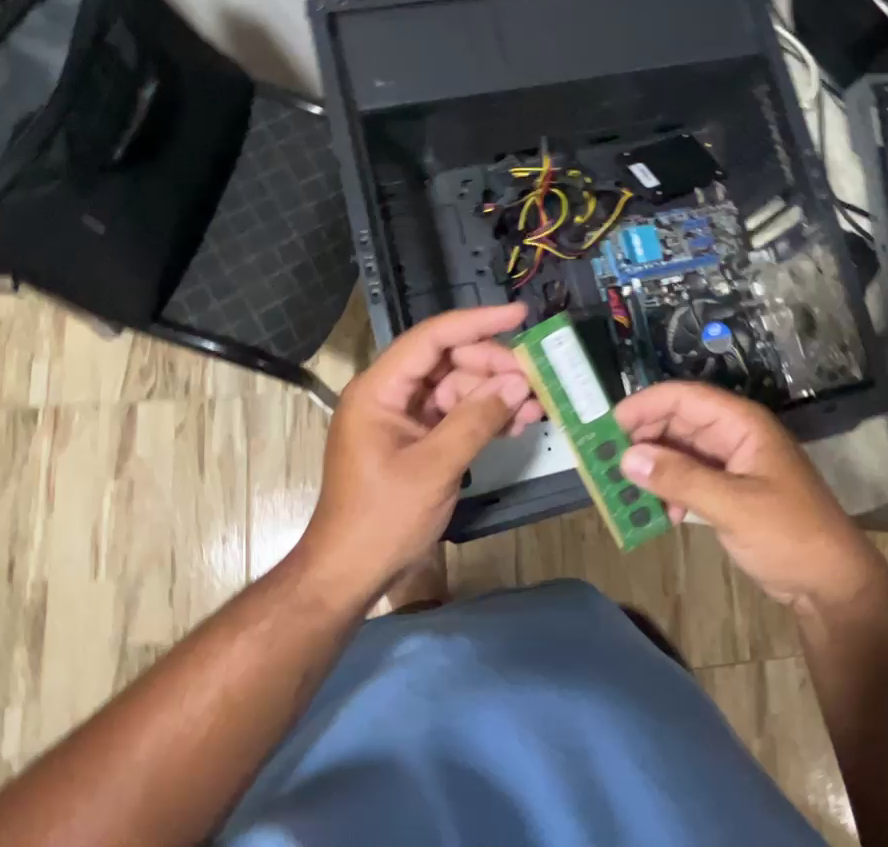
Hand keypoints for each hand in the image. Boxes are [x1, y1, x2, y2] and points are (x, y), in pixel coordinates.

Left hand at [302, 303, 541, 600]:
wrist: (350, 572)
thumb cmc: (382, 519)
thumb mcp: (434, 468)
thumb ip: (476, 421)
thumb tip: (518, 385)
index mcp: (379, 390)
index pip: (432, 339)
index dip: (477, 322)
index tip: (520, 315)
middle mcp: (390, 395)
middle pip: (449, 362)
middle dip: (493, 367)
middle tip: (535, 381)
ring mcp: (404, 419)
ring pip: (458, 389)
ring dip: (496, 395)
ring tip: (536, 407)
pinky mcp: (417, 442)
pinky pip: (456, 416)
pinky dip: (485, 418)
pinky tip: (518, 424)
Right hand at [614, 382, 885, 613]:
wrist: (831, 584)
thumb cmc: (789, 535)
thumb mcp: (732, 505)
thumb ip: (679, 479)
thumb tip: (627, 458)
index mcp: (743, 425)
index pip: (686, 398)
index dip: (646, 405)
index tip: (608, 426)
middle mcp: (736, 437)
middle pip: (680, 422)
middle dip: (645, 438)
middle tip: (608, 460)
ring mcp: (734, 465)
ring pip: (681, 452)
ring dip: (655, 467)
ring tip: (627, 488)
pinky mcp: (731, 492)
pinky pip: (690, 478)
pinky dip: (670, 490)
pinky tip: (660, 513)